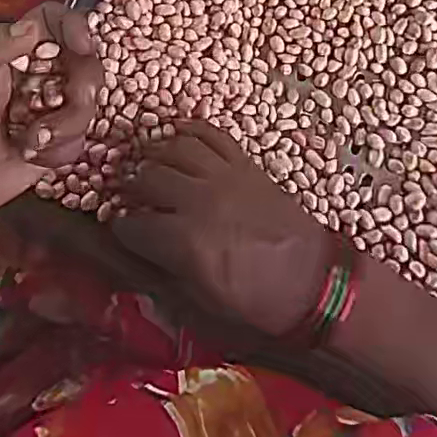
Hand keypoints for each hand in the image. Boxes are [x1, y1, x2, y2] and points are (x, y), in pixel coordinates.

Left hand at [0, 3, 102, 250]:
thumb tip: (31, 27)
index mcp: (15, 48)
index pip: (56, 20)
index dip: (76, 26)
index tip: (82, 46)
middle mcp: (40, 71)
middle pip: (85, 60)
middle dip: (79, 88)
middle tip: (54, 106)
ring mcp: (54, 104)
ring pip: (89, 101)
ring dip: (63, 126)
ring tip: (32, 141)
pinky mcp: (62, 136)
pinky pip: (82, 136)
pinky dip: (59, 149)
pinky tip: (32, 153)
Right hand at [114, 120, 332, 336]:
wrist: (317, 284)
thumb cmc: (258, 303)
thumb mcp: (205, 305)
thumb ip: (165, 276)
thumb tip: (136, 257)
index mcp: (187, 242)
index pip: (134, 226)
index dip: (121, 229)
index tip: (119, 231)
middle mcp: (201, 202)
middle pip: (147, 178)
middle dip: (130, 187)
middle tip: (126, 193)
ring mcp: (224, 177)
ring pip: (175, 148)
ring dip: (154, 154)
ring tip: (147, 163)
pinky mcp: (245, 165)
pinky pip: (210, 135)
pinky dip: (189, 131)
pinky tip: (176, 136)